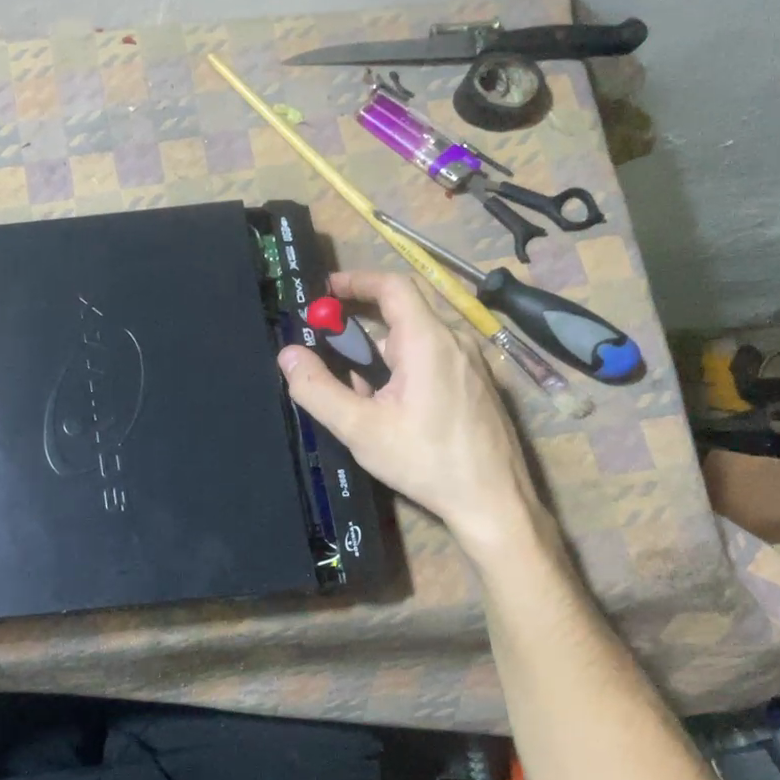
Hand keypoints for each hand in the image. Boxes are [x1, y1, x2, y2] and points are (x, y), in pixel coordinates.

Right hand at [277, 271, 534, 552]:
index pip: (394, 287)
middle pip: (403, 313)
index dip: (357, 281)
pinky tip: (386, 405)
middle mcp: (455, 342)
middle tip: (325, 344)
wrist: (492, 498)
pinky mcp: (476, 385)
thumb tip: (288, 355)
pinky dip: (401, 367)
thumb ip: (318, 389)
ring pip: (417, 340)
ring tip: (351, 389)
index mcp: (428, 342)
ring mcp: (471, 363)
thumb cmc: (425, 460)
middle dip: (360, 323)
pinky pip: (432, 359)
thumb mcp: (359, 429)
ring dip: (379, 352)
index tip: (324, 292)